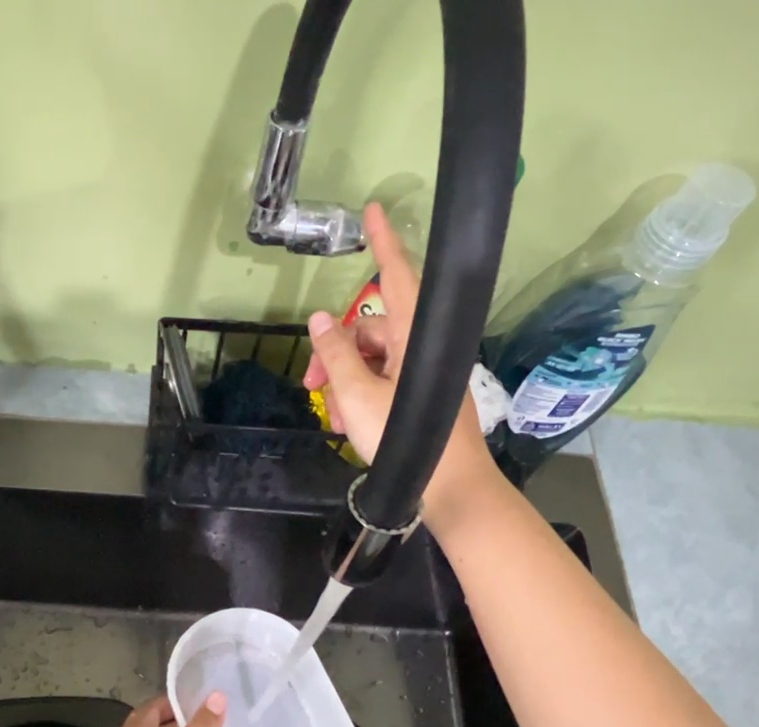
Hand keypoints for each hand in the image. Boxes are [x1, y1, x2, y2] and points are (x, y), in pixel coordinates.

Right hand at [302, 202, 502, 532]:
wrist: (446, 484)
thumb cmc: (404, 436)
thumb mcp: (357, 395)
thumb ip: (335, 355)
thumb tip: (320, 319)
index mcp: (413, 337)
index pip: (395, 278)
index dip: (384, 244)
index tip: (375, 210)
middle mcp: (421, 347)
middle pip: (370, 329)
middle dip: (335, 350)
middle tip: (312, 385)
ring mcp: (421, 373)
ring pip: (372, 359)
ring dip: (344, 380)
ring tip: (331, 414)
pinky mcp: (420, 396)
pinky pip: (383, 381)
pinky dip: (360, 394)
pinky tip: (347, 422)